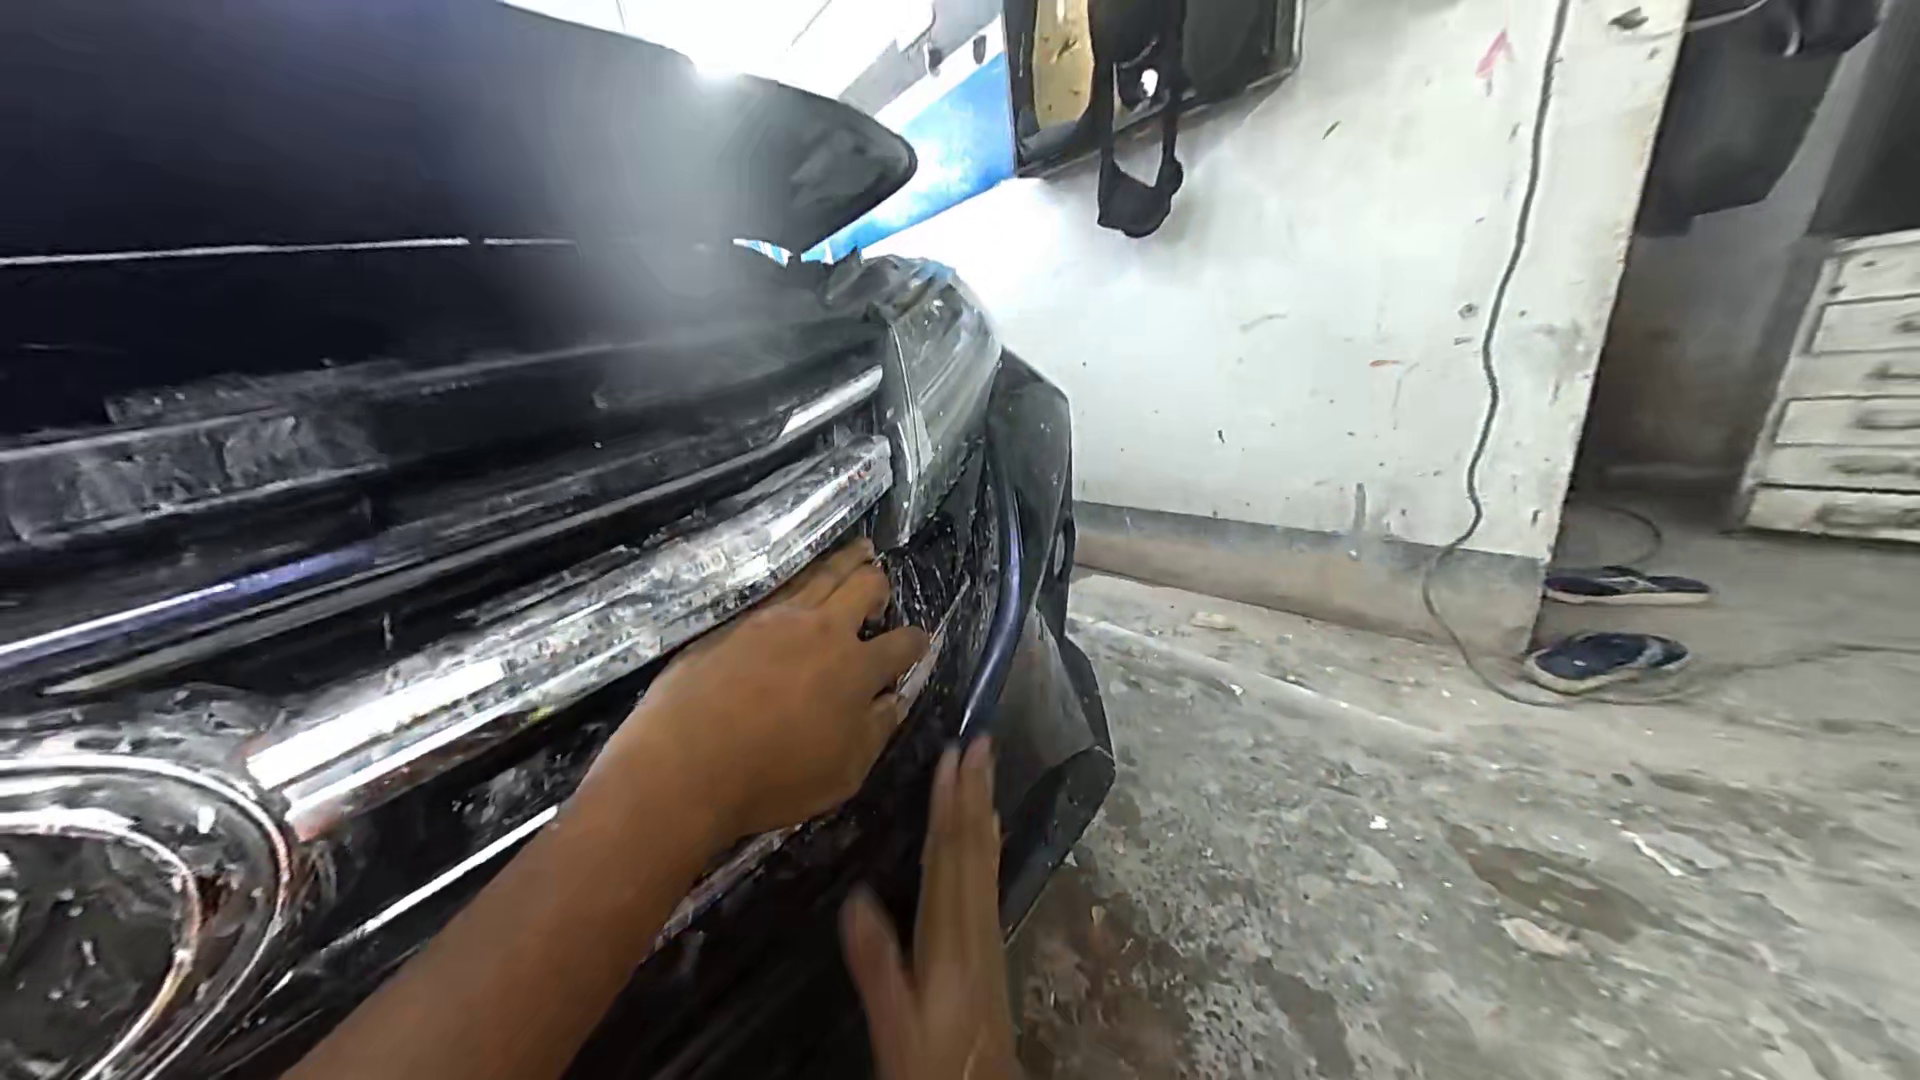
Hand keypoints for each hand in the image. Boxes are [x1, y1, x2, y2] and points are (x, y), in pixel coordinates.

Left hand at [596, 538, 930, 845]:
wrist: (684, 766)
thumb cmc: (773, 778)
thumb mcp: (844, 771)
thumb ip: (877, 730)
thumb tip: (895, 699)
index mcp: (856, 669)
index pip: (902, 643)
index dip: (917, 641)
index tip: (919, 641)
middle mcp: (823, 631)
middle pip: (865, 586)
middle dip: (881, 583)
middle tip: (881, 590)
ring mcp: (777, 619)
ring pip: (823, 573)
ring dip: (848, 560)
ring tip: (859, 550)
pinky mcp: (738, 620)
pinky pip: (781, 585)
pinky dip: (803, 576)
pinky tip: (801, 579)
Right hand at [841, 740, 1017, 1079]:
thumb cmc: (934, 1064)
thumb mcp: (896, 1026)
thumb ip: (878, 965)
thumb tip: (855, 898)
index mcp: (949, 931)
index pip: (948, 852)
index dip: (949, 802)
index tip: (952, 756)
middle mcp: (974, 917)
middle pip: (974, 842)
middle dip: (975, 788)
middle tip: (982, 740)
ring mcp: (987, 924)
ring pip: (985, 851)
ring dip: (984, 803)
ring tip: (987, 764)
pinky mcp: (990, 934)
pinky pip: (990, 870)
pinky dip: (989, 838)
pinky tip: (991, 822)